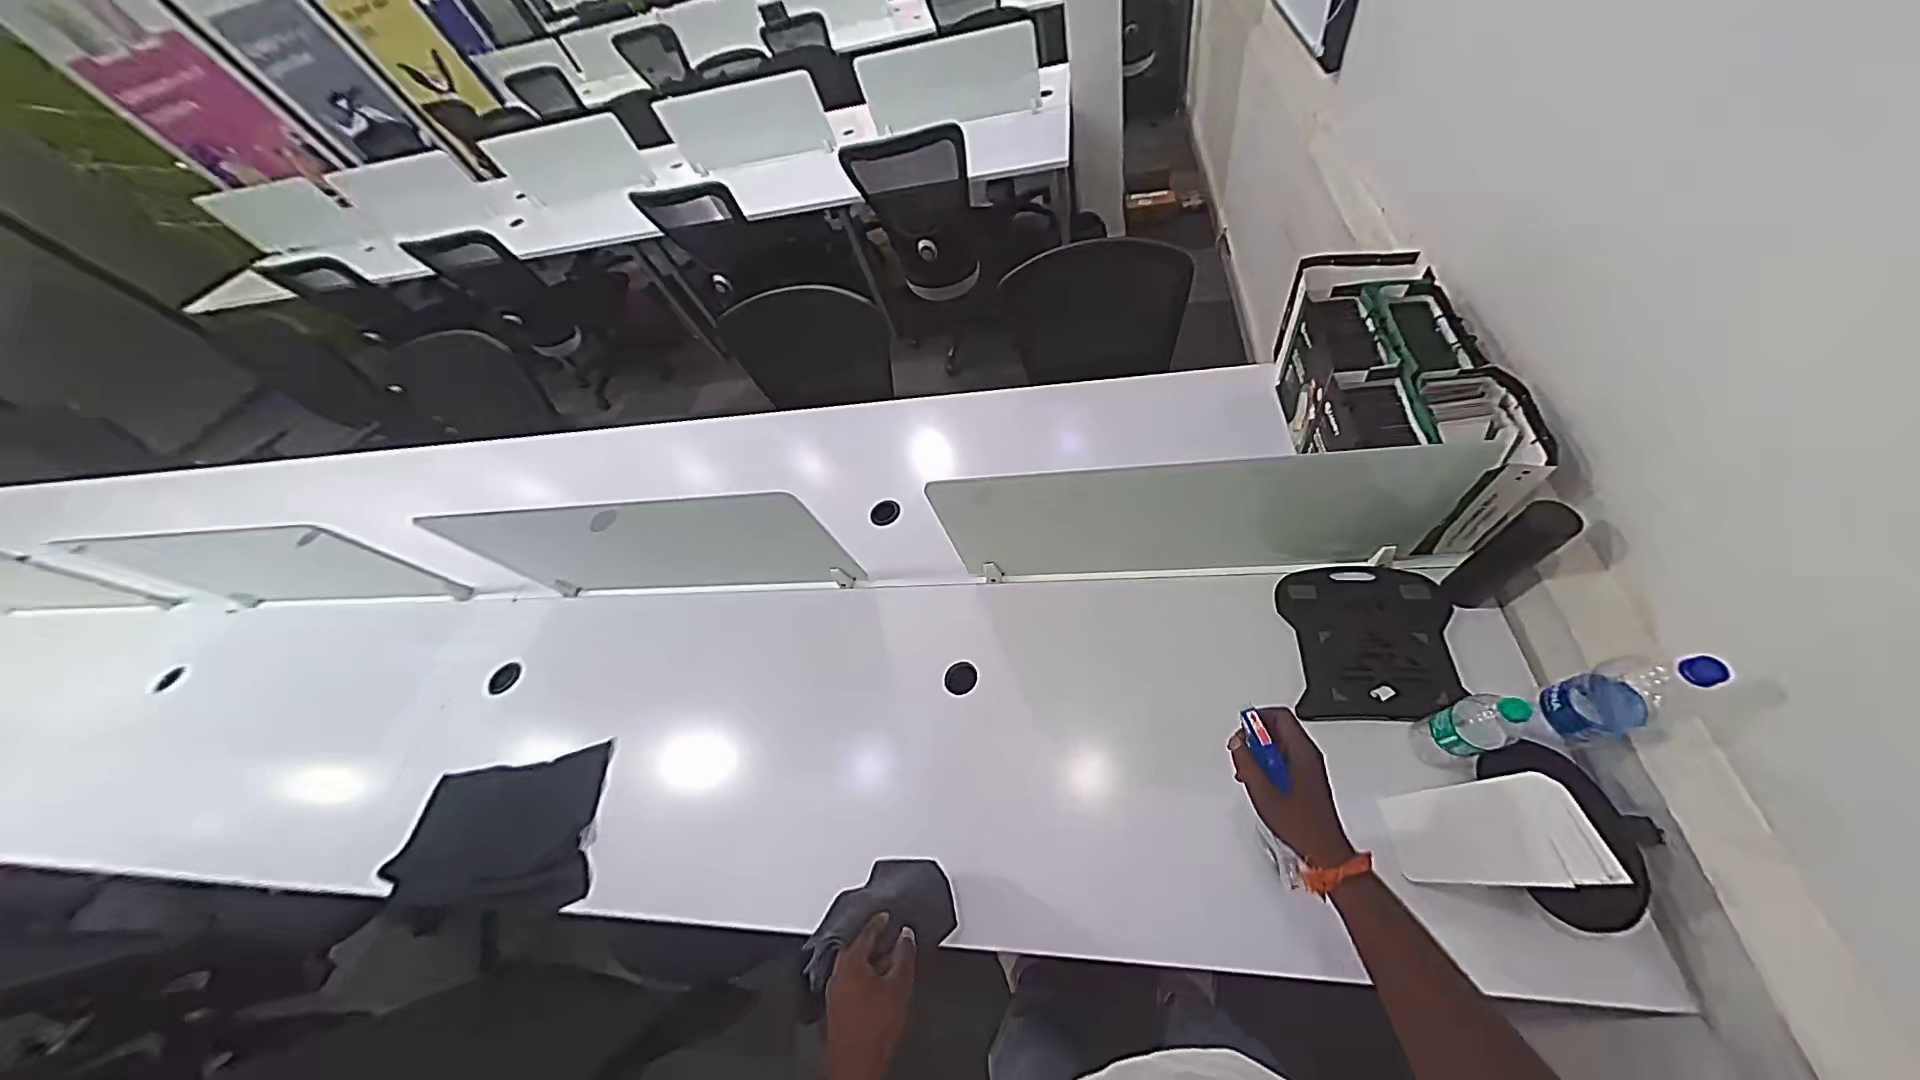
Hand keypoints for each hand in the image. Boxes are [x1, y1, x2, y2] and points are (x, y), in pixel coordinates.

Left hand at [824, 913, 915, 1079]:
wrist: (856, 1065)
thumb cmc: (873, 1027)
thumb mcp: (898, 984)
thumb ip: (904, 955)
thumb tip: (906, 936)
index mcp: (850, 960)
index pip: (866, 930)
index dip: (880, 921)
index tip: (888, 915)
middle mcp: (839, 971)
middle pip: (859, 947)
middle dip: (877, 941)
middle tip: (892, 935)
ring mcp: (836, 990)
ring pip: (857, 964)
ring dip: (873, 959)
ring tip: (891, 959)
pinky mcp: (838, 1005)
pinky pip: (854, 979)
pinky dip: (867, 974)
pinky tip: (881, 982)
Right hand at [1229, 706, 1356, 866]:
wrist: (1324, 849)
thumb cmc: (1300, 824)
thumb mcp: (1262, 790)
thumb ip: (1247, 761)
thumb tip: (1237, 742)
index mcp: (1302, 752)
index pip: (1279, 716)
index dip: (1256, 718)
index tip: (1242, 731)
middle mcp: (1308, 755)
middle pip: (1279, 727)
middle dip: (1255, 736)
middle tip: (1242, 749)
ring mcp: (1309, 766)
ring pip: (1280, 743)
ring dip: (1260, 751)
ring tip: (1248, 768)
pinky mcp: (1307, 777)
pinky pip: (1284, 757)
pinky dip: (1268, 762)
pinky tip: (1259, 780)